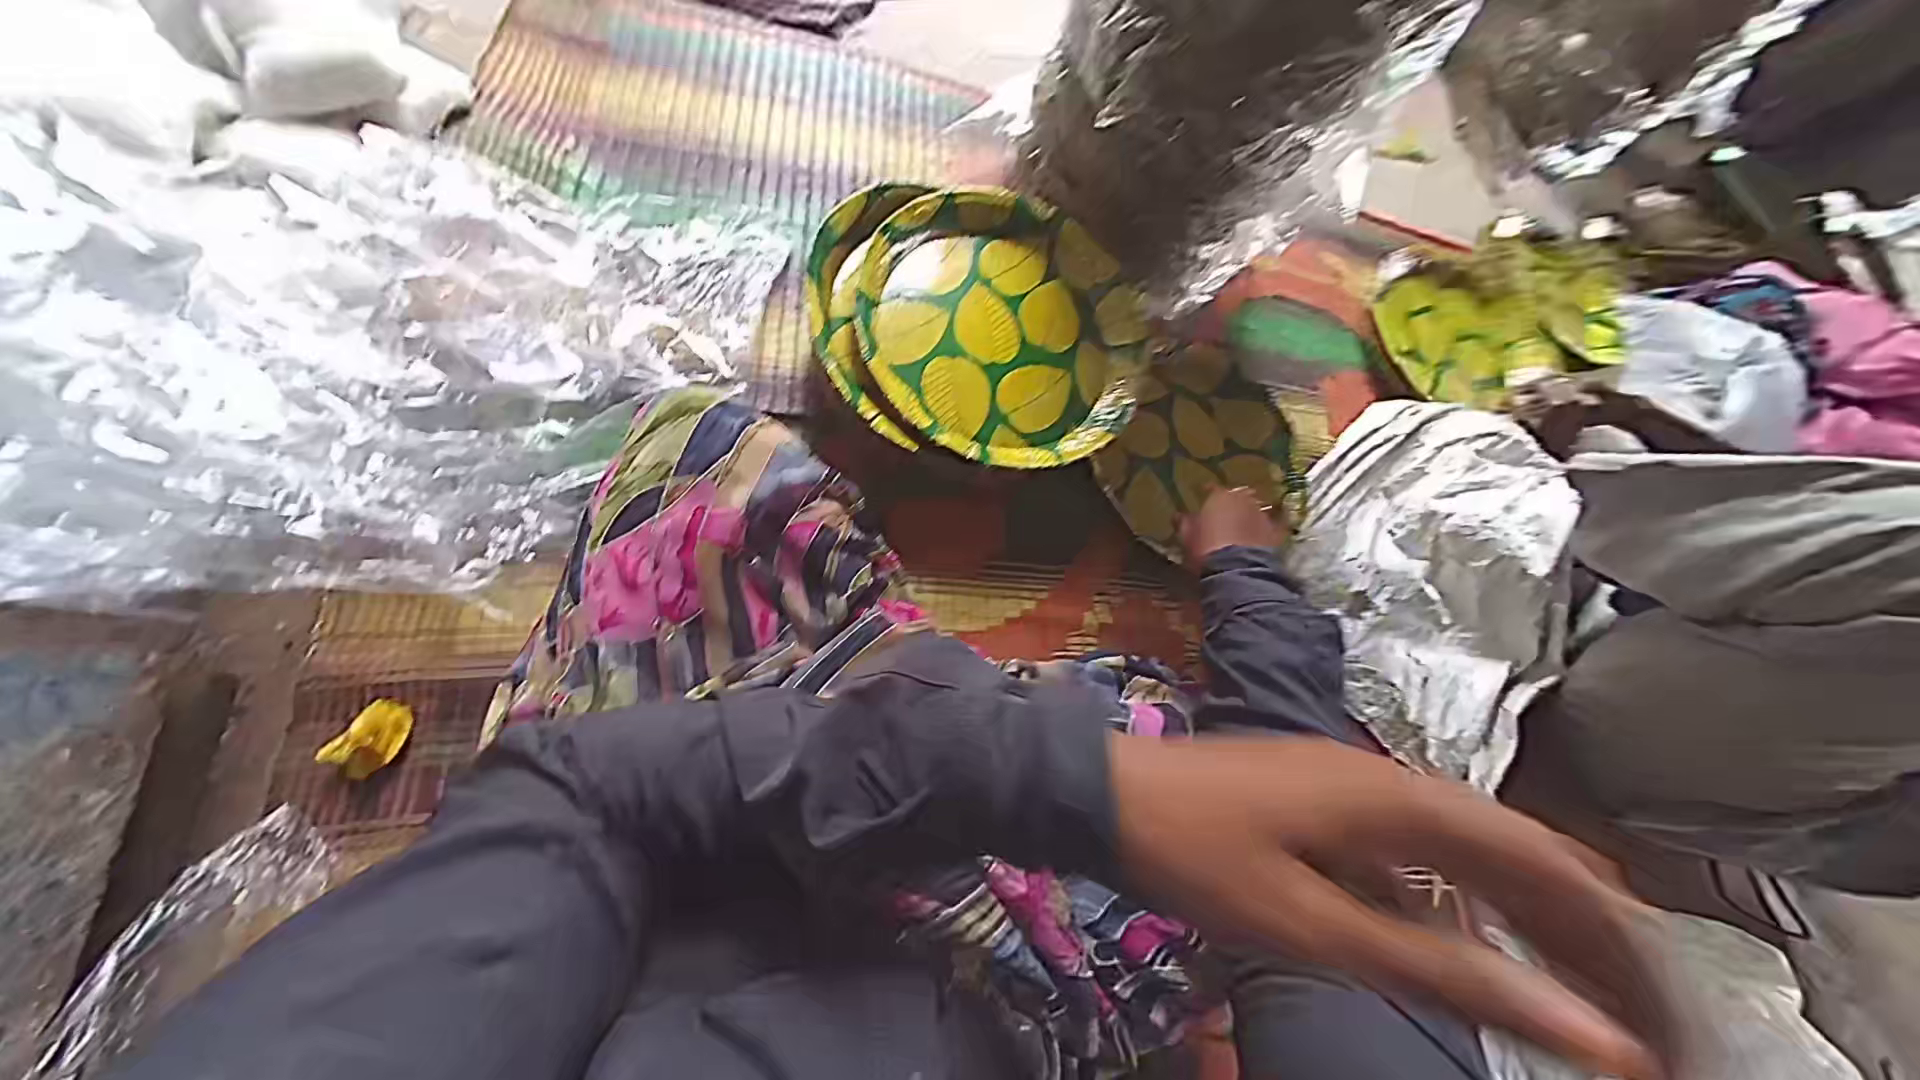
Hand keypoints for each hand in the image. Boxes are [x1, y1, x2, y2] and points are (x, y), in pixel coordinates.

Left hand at [1110, 736, 1673, 1078]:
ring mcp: (1339, 780)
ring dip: (1512, 907)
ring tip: (1567, 984)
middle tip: (1636, 1020)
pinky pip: (1400, 844)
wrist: (1105, 793)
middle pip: (1507, 845)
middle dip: (1577, 927)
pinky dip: (1441, 892)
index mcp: (1392, 797)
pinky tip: (1446, 934)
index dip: (1616, 942)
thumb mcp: (1311, 922)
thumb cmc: (1195, 852)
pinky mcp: (1307, 795)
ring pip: (1454, 841)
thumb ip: (1440, 968)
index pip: (1542, 862)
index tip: (1668, 1026)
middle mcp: (1378, 775)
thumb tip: (1591, 1035)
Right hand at [1180, 486, 1285, 567]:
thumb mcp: (1187, 536)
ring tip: (1241, 529)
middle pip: (1238, 497)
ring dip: (1248, 517)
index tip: (1203, 496)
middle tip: (1224, 514)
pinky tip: (1259, 539)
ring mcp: (1263, 515)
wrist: (1237, 570)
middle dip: (1232, 504)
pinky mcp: (1276, 533)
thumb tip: (1180, 515)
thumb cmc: (1206, 548)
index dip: (1207, 492)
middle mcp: (1244, 500)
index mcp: (1220, 497)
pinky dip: (1265, 531)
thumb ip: (1184, 522)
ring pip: (1255, 511)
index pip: (1213, 488)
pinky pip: (1271, 528)